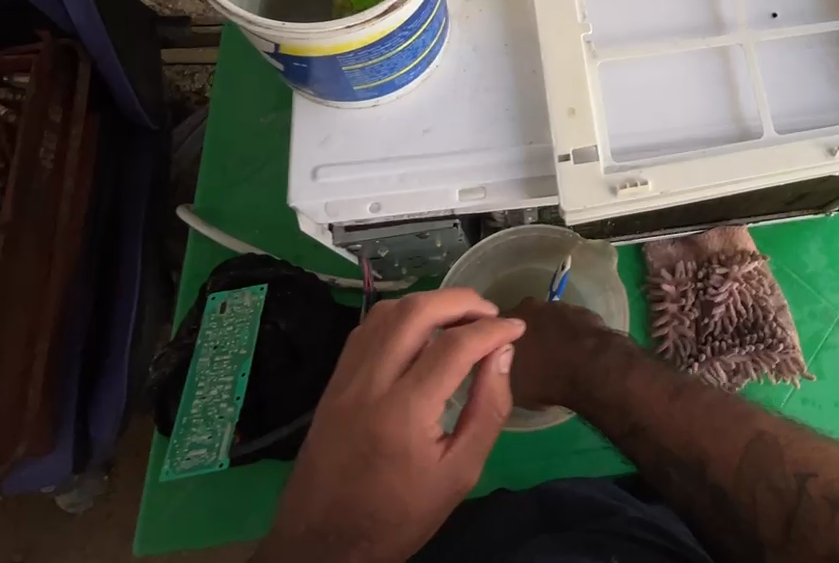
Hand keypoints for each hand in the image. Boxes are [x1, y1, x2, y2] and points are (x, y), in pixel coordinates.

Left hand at [256, 289, 522, 562]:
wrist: (320, 548)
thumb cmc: (398, 516)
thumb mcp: (459, 474)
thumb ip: (488, 410)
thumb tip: (503, 354)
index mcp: (404, 413)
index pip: (456, 346)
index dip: (494, 329)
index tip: (517, 328)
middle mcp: (370, 385)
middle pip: (417, 312)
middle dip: (462, 301)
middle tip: (491, 313)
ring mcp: (345, 381)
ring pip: (388, 312)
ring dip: (430, 304)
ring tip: (460, 317)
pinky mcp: (332, 384)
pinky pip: (367, 329)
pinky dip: (400, 317)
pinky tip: (421, 331)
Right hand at [501, 297, 617, 409]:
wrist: (589, 367)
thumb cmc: (543, 381)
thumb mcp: (510, 387)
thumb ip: (499, 371)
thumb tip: (499, 370)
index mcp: (506, 322)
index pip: (492, 327)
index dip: (496, 341)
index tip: (500, 356)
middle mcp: (529, 307)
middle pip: (521, 319)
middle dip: (524, 333)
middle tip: (529, 356)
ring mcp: (557, 306)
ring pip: (547, 319)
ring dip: (549, 331)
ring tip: (554, 355)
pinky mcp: (580, 310)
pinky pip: (569, 322)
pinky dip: (569, 333)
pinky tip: (574, 351)